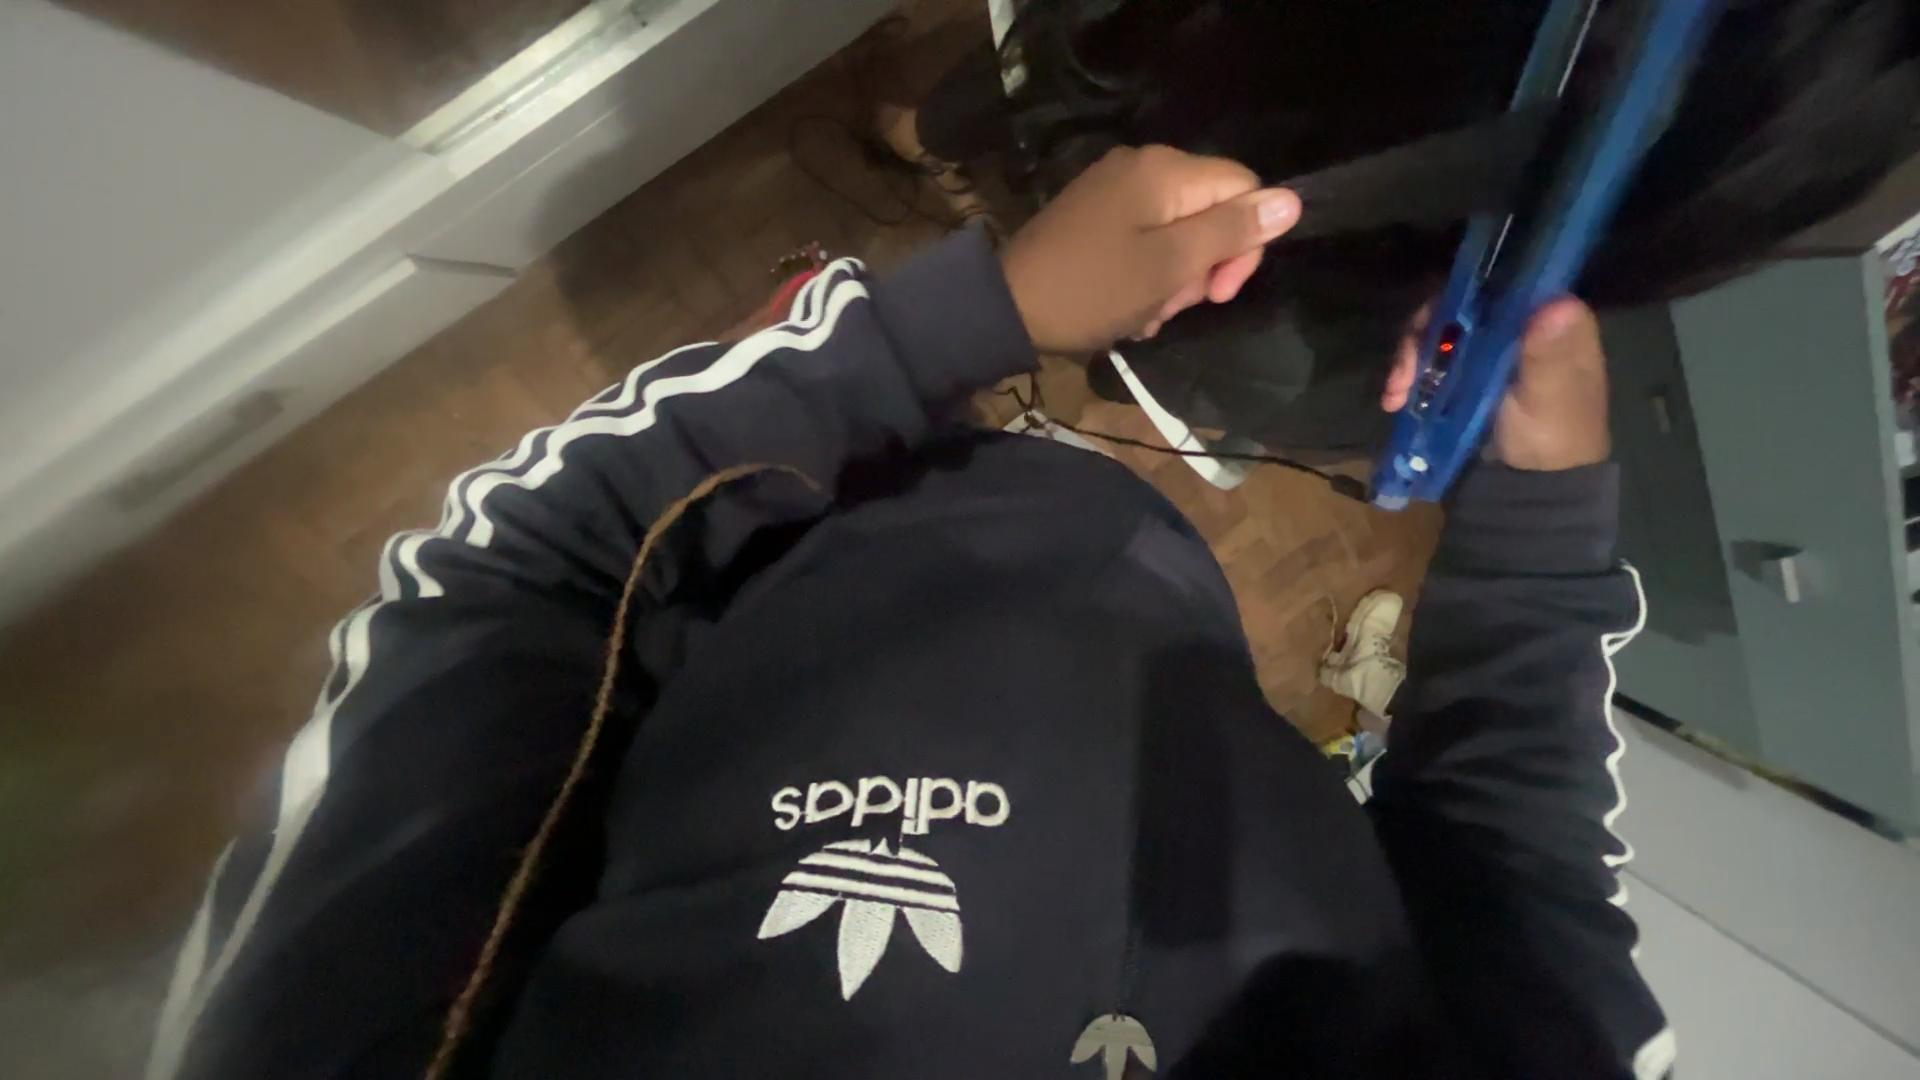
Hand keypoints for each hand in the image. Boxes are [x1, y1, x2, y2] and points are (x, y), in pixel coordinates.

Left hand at [998, 145, 1300, 352]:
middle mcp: (1140, 168)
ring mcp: (1111, 193)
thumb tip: (1291, 200)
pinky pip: (1139, 244)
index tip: (1220, 295)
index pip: (1242, 188)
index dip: (1246, 244)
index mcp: (1164, 170)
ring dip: (1168, 283)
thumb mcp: (1168, 266)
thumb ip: (1230, 231)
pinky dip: (1141, 279)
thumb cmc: (1091, 291)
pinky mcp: (1092, 220)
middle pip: (1207, 213)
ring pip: (1174, 236)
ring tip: (1141, 315)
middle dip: (1198, 269)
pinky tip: (1125, 310)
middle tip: (1169, 307)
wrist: (1005, 309)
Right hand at [1382, 297, 1610, 470]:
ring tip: (1396, 395)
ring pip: (1435, 335)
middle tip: (1403, 375)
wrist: (1529, 485)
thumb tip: (1555, 305)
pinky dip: (1405, 378)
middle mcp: (1512, 329)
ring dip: (1408, 360)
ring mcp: (1482, 353)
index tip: (1432, 326)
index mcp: (1546, 322)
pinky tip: (1394, 402)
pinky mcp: (1458, 376)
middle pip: (1457, 308)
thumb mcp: (1552, 398)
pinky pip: (1425, 362)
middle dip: (1421, 336)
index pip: (1499, 284)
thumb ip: (1549, 355)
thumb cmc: (1552, 439)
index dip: (1462, 297)